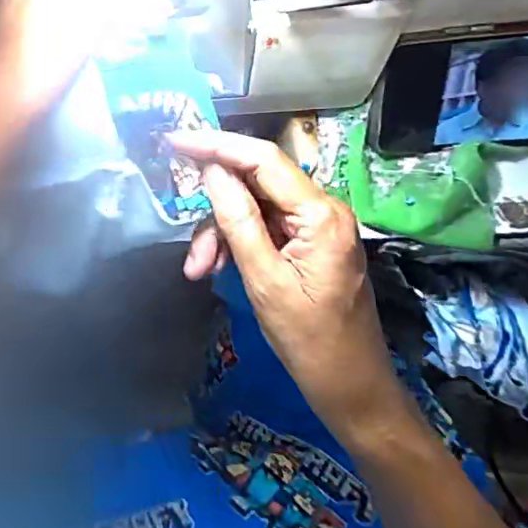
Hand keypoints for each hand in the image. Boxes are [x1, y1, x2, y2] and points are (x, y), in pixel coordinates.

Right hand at [169, 130, 417, 451]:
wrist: (352, 388)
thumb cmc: (310, 341)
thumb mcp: (264, 281)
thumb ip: (238, 220)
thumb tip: (212, 170)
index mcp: (320, 214)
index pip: (262, 159)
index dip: (216, 144)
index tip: (175, 140)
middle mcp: (322, 208)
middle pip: (254, 183)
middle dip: (214, 207)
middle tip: (185, 233)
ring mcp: (315, 224)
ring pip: (252, 207)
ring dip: (220, 232)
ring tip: (198, 268)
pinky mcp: (307, 240)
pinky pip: (262, 226)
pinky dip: (235, 243)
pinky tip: (214, 267)